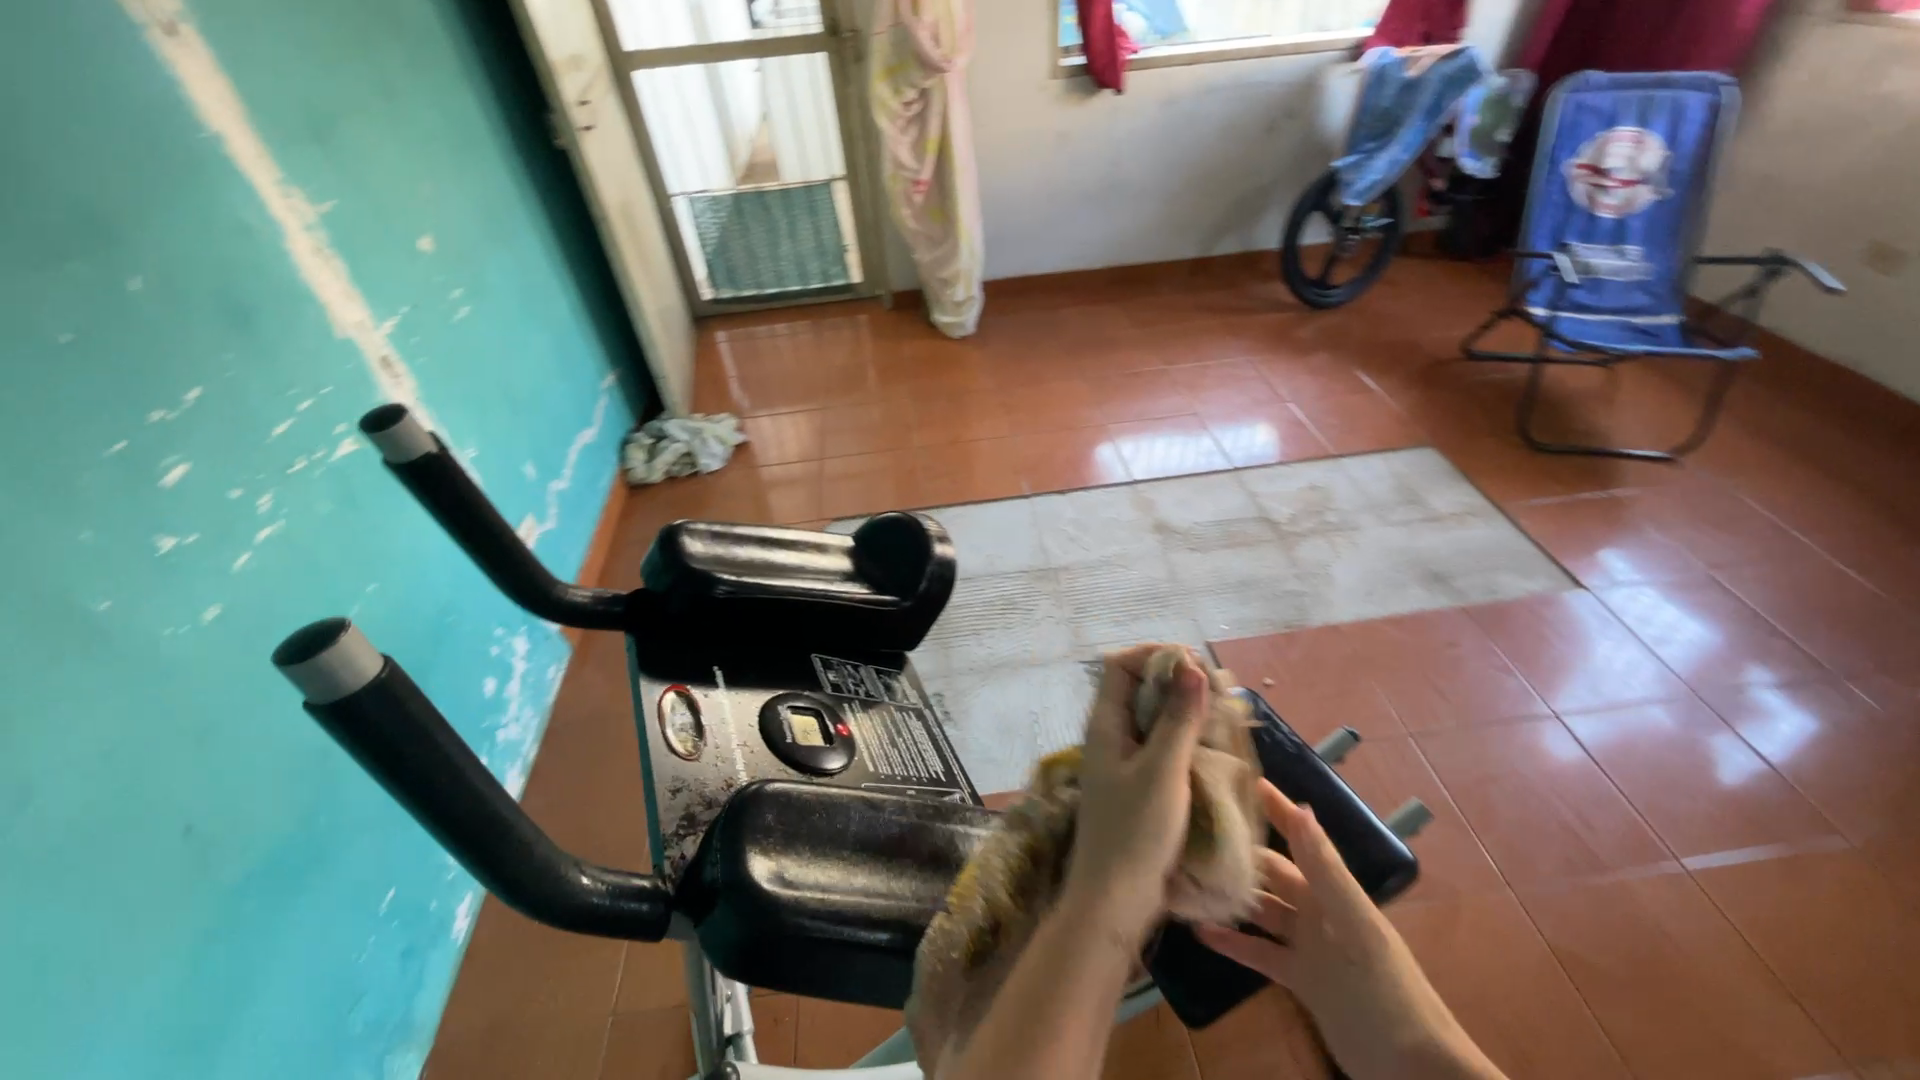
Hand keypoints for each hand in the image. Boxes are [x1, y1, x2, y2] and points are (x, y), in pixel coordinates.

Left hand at [1060, 645, 1209, 946]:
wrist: (1115, 899)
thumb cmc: (1136, 832)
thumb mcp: (1162, 771)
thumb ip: (1177, 719)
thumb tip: (1190, 666)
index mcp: (1105, 724)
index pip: (1120, 665)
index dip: (1155, 655)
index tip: (1196, 667)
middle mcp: (1110, 735)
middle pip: (1139, 687)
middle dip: (1178, 681)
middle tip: (1219, 693)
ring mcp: (1123, 759)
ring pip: (1154, 716)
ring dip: (1185, 710)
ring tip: (1223, 716)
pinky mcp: (1138, 782)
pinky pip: (1161, 744)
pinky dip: (1186, 737)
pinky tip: (1214, 747)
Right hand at [1194, 781, 1503, 1079]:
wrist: (1412, 1067)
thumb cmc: (1387, 991)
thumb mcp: (1356, 927)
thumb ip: (1326, 871)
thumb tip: (1302, 809)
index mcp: (1334, 892)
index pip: (1299, 838)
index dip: (1276, 809)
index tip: (1242, 779)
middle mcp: (1318, 911)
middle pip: (1272, 871)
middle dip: (1239, 851)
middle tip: (1192, 832)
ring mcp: (1308, 946)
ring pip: (1261, 909)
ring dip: (1231, 895)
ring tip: (1187, 877)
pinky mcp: (1299, 979)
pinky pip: (1258, 953)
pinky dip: (1232, 941)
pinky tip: (1201, 931)